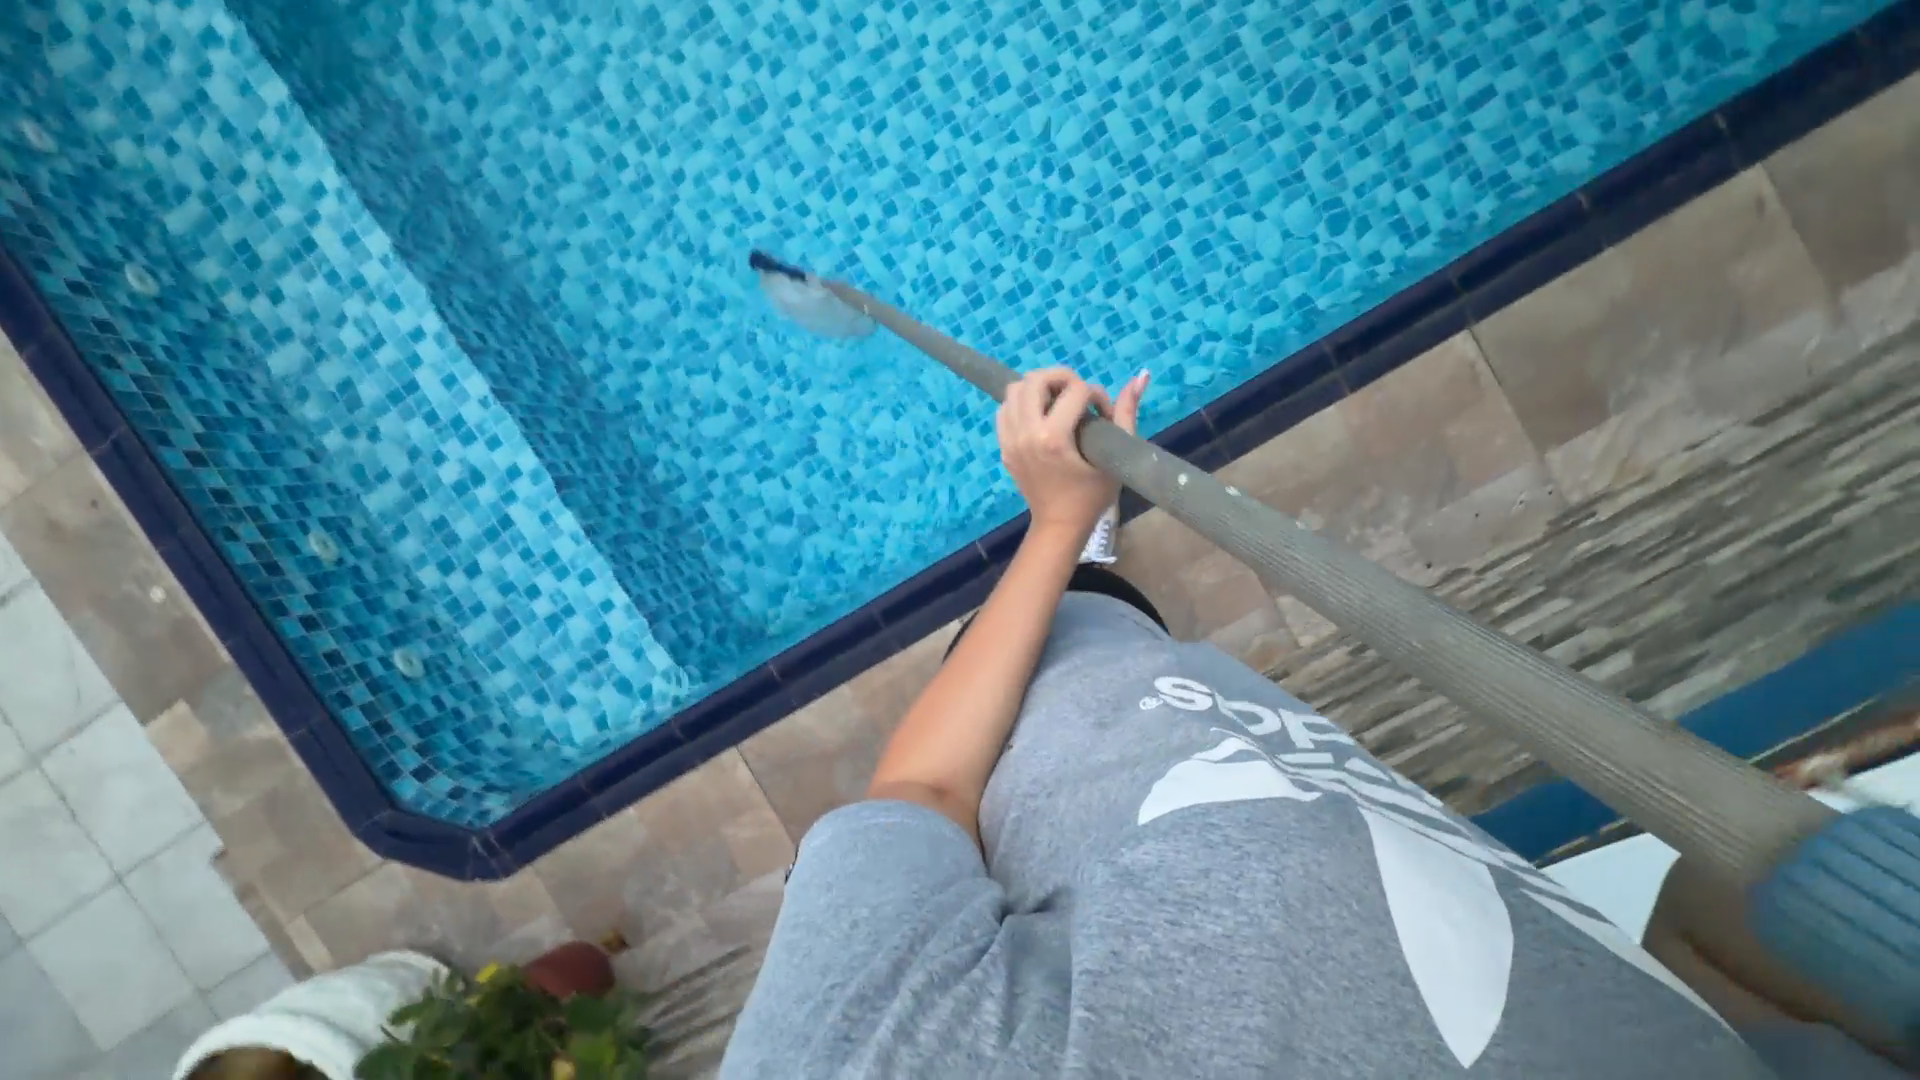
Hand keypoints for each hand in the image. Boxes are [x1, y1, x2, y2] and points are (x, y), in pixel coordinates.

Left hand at [997, 367, 1149, 538]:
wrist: (1059, 525)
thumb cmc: (1092, 496)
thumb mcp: (1114, 455)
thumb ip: (1126, 414)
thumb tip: (1141, 376)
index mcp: (1053, 438)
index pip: (1075, 390)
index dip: (1096, 394)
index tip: (1103, 414)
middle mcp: (1026, 434)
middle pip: (1035, 379)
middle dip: (1061, 378)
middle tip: (1077, 395)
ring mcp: (1010, 441)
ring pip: (1014, 390)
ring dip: (1038, 388)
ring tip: (1057, 403)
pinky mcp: (1004, 447)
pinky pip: (1005, 410)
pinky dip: (1021, 405)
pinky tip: (1040, 417)